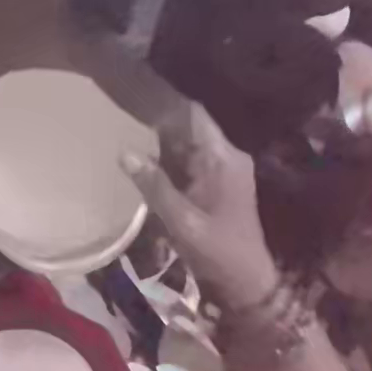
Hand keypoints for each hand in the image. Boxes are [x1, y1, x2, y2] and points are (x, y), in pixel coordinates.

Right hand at [120, 103, 277, 309]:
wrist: (246, 282)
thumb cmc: (217, 251)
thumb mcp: (181, 221)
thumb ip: (154, 185)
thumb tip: (124, 151)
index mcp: (223, 159)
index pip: (194, 116)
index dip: (167, 101)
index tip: (137, 88)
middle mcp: (227, 156)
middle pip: (191, 124)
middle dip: (160, 114)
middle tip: (124, 102)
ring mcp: (223, 169)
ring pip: (189, 140)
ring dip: (162, 132)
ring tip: (128, 118)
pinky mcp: (217, 181)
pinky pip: (190, 156)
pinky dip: (168, 150)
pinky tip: (144, 148)